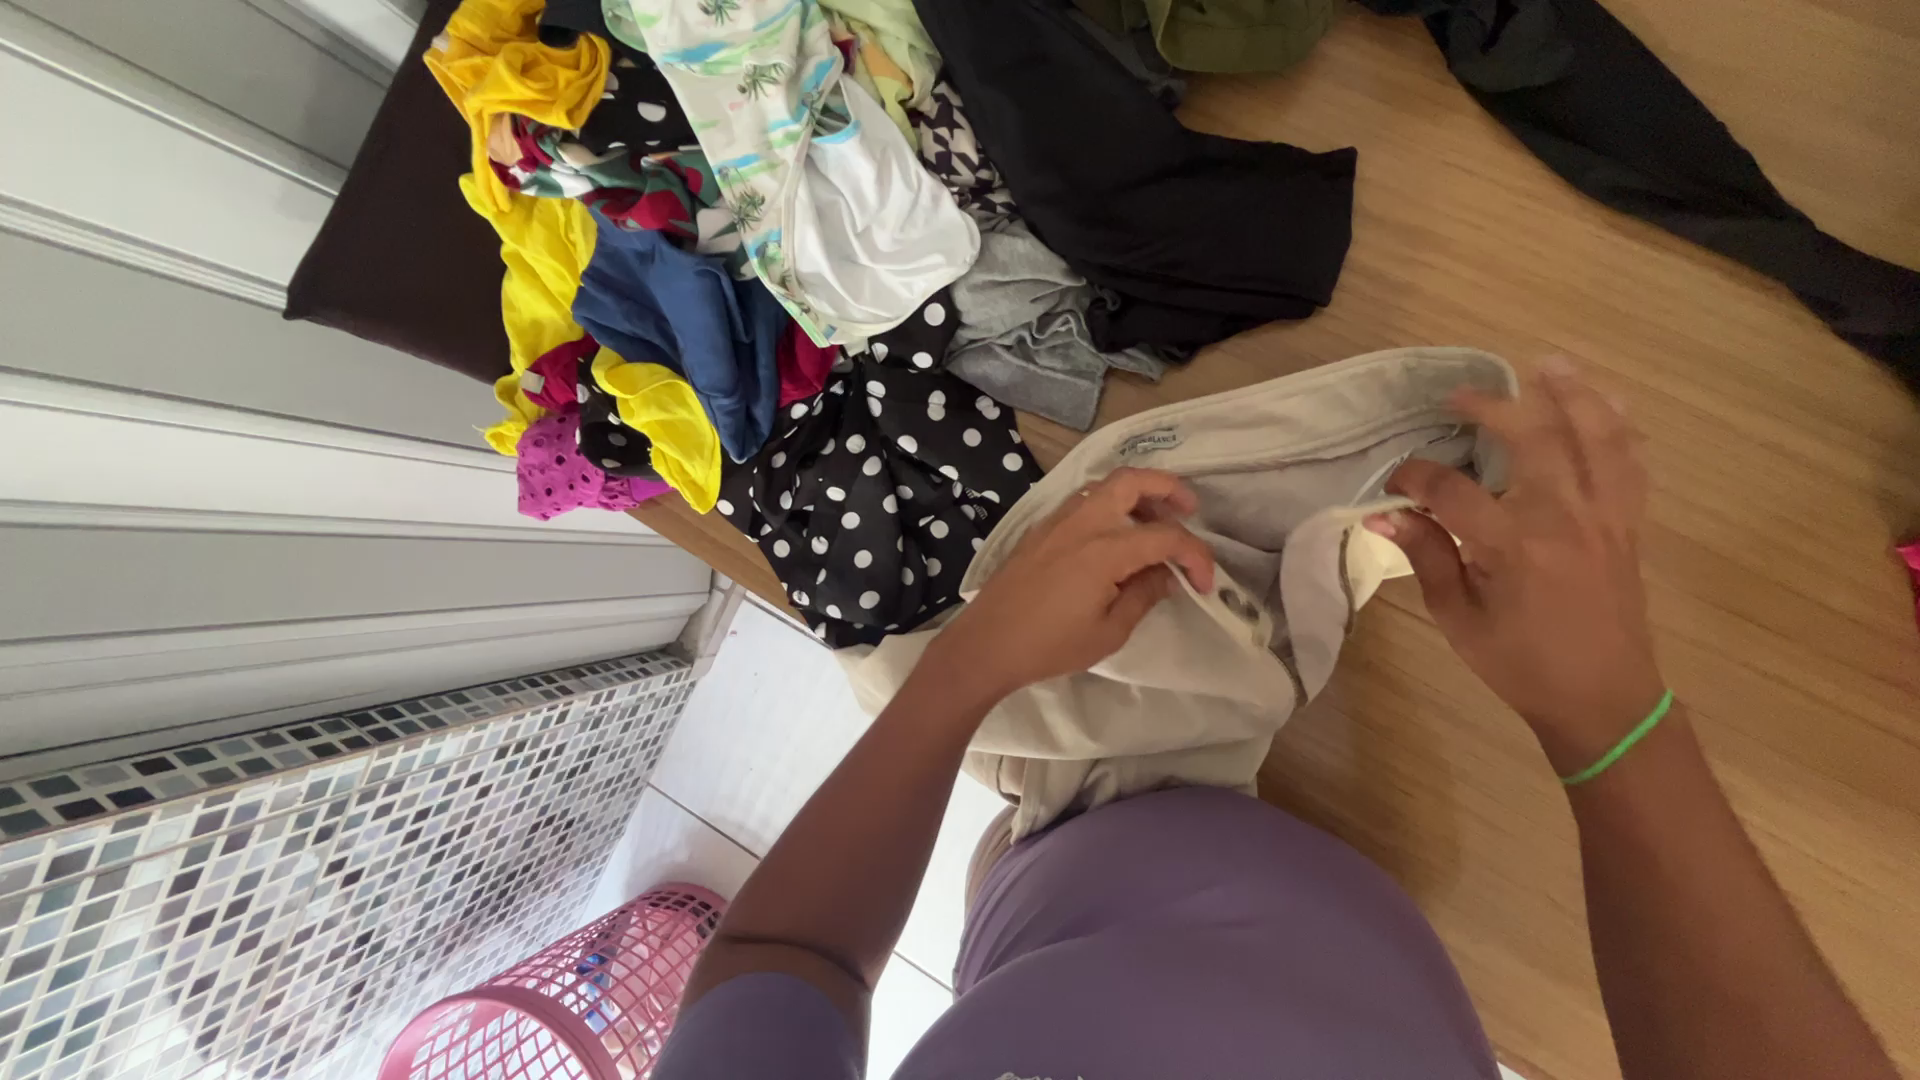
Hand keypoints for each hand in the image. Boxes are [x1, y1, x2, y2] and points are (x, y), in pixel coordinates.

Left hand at [930, 467, 1215, 699]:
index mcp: (1104, 549)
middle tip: (1189, 510)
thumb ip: (1144, 596)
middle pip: (1131, 480)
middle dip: (1168, 487)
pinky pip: (1082, 502)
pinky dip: (1108, 506)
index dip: (1196, 556)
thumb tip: (1166, 575)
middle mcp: (1082, 522)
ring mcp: (1056, 522)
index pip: (1166, 537)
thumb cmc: (1049, 645)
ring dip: (1136, 495)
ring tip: (1154, 525)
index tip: (1204, 584)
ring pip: (1104, 486)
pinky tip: (1114, 537)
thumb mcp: (1109, 632)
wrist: (986, 643)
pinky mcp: (1040, 530)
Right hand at [1366, 360, 1666, 774]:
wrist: (1603, 698)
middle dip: (1494, 409)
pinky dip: (1618, 427)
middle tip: (1460, 395)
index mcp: (1515, 547)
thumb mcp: (1457, 616)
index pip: (1453, 491)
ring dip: (1574, 395)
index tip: (1393, 482)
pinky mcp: (1628, 525)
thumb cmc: (1519, 662)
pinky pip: (1630, 462)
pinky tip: (1605, 406)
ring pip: (1599, 438)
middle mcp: (1567, 520)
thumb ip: (1426, 557)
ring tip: (1549, 364)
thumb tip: (1389, 514)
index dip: (1416, 478)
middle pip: (1536, 441)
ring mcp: (1607, 518)